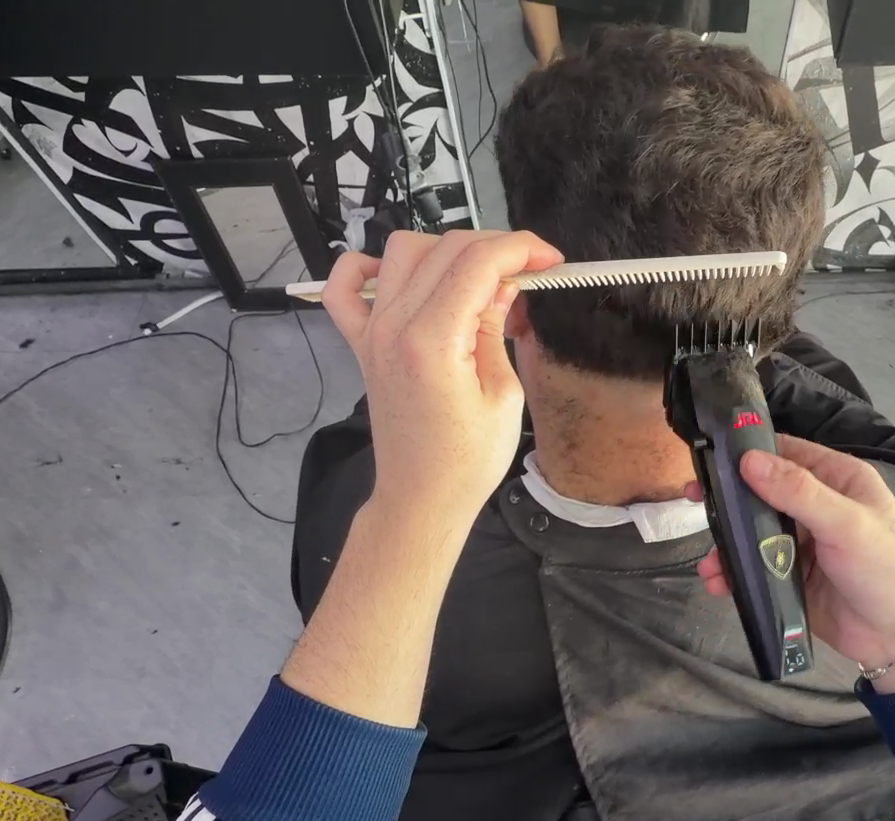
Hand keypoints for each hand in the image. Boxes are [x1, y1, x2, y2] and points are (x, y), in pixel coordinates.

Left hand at [323, 229, 563, 527]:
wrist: (422, 498)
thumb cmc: (468, 462)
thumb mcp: (503, 396)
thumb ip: (495, 329)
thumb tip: (502, 286)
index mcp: (434, 340)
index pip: (478, 262)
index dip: (521, 249)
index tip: (550, 260)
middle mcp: (394, 325)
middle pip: (446, 249)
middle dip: (496, 248)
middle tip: (528, 274)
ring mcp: (372, 331)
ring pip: (403, 250)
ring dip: (448, 251)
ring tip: (480, 280)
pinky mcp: (361, 344)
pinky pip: (344, 286)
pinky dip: (368, 268)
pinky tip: (402, 279)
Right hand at [694, 435, 894, 691]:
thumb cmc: (887, 571)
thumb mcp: (846, 525)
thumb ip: (798, 492)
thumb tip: (748, 460)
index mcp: (838, 480)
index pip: (787, 452)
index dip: (749, 451)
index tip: (710, 455)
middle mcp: (817, 506)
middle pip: (761, 493)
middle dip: (726, 500)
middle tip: (692, 499)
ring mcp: (802, 543)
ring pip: (751, 533)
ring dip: (726, 545)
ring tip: (709, 565)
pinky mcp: (790, 577)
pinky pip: (754, 567)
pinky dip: (734, 574)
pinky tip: (719, 584)